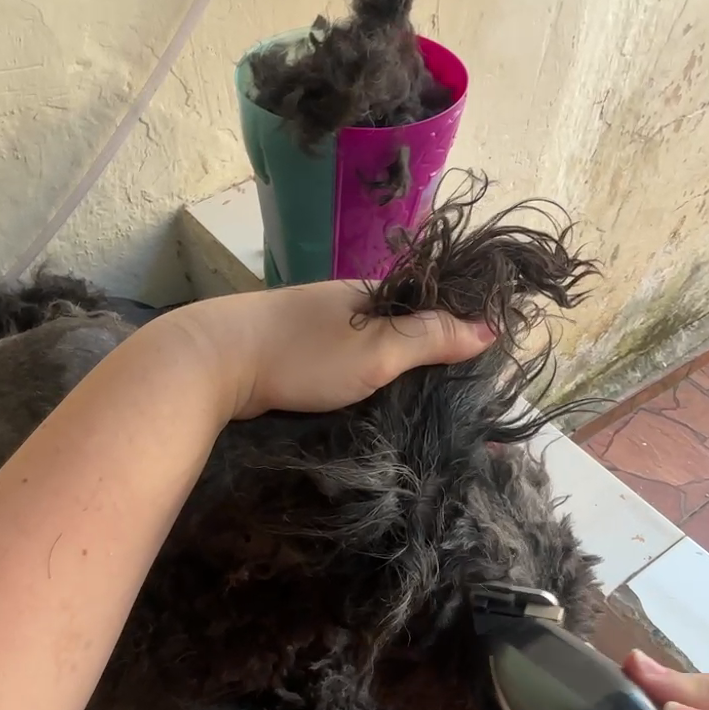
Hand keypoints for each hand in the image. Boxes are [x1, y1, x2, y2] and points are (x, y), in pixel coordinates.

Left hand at [160, 280, 496, 418]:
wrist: (219, 362)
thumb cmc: (305, 353)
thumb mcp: (379, 350)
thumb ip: (432, 338)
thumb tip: (489, 328)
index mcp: (377, 294)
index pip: (437, 309)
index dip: (464, 337)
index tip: (485, 378)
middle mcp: (353, 306)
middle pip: (408, 333)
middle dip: (434, 365)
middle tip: (457, 410)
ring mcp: (323, 330)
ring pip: (377, 354)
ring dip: (400, 379)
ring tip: (425, 416)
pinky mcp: (299, 357)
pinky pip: (349, 369)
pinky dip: (368, 386)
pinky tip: (376, 408)